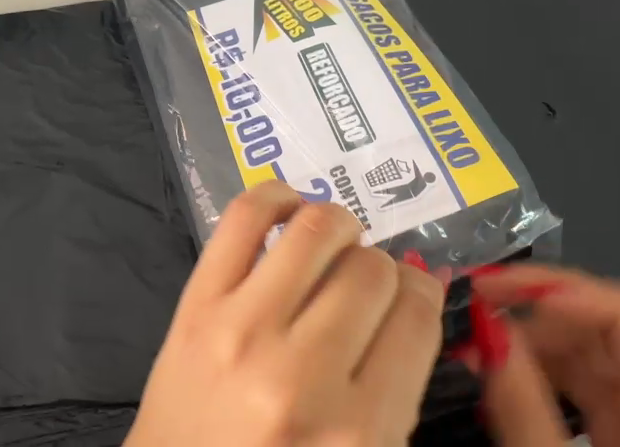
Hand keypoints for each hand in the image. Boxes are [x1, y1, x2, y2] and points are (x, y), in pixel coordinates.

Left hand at [126, 181, 446, 446]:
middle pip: (372, 272)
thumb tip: (415, 288)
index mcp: (358, 431)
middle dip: (382, 268)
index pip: (415, 320)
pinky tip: (291, 209)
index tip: (411, 293)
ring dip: (341, 225)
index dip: (422, 294)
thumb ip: (397, 384)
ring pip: (318, 230)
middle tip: (367, 282)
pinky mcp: (196, 302)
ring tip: (340, 241)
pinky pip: (245, 216)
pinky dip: (277, 196)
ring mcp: (242, 328)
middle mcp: (302, 374)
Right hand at [468, 265, 619, 446]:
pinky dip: (554, 369)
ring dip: (546, 337)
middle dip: (557, 309)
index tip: (529, 290)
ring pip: (613, 357)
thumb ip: (524, 409)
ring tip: (488, 340)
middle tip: (491, 302)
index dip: (600, 298)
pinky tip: (509, 370)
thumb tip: (487, 332)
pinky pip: (602, 387)